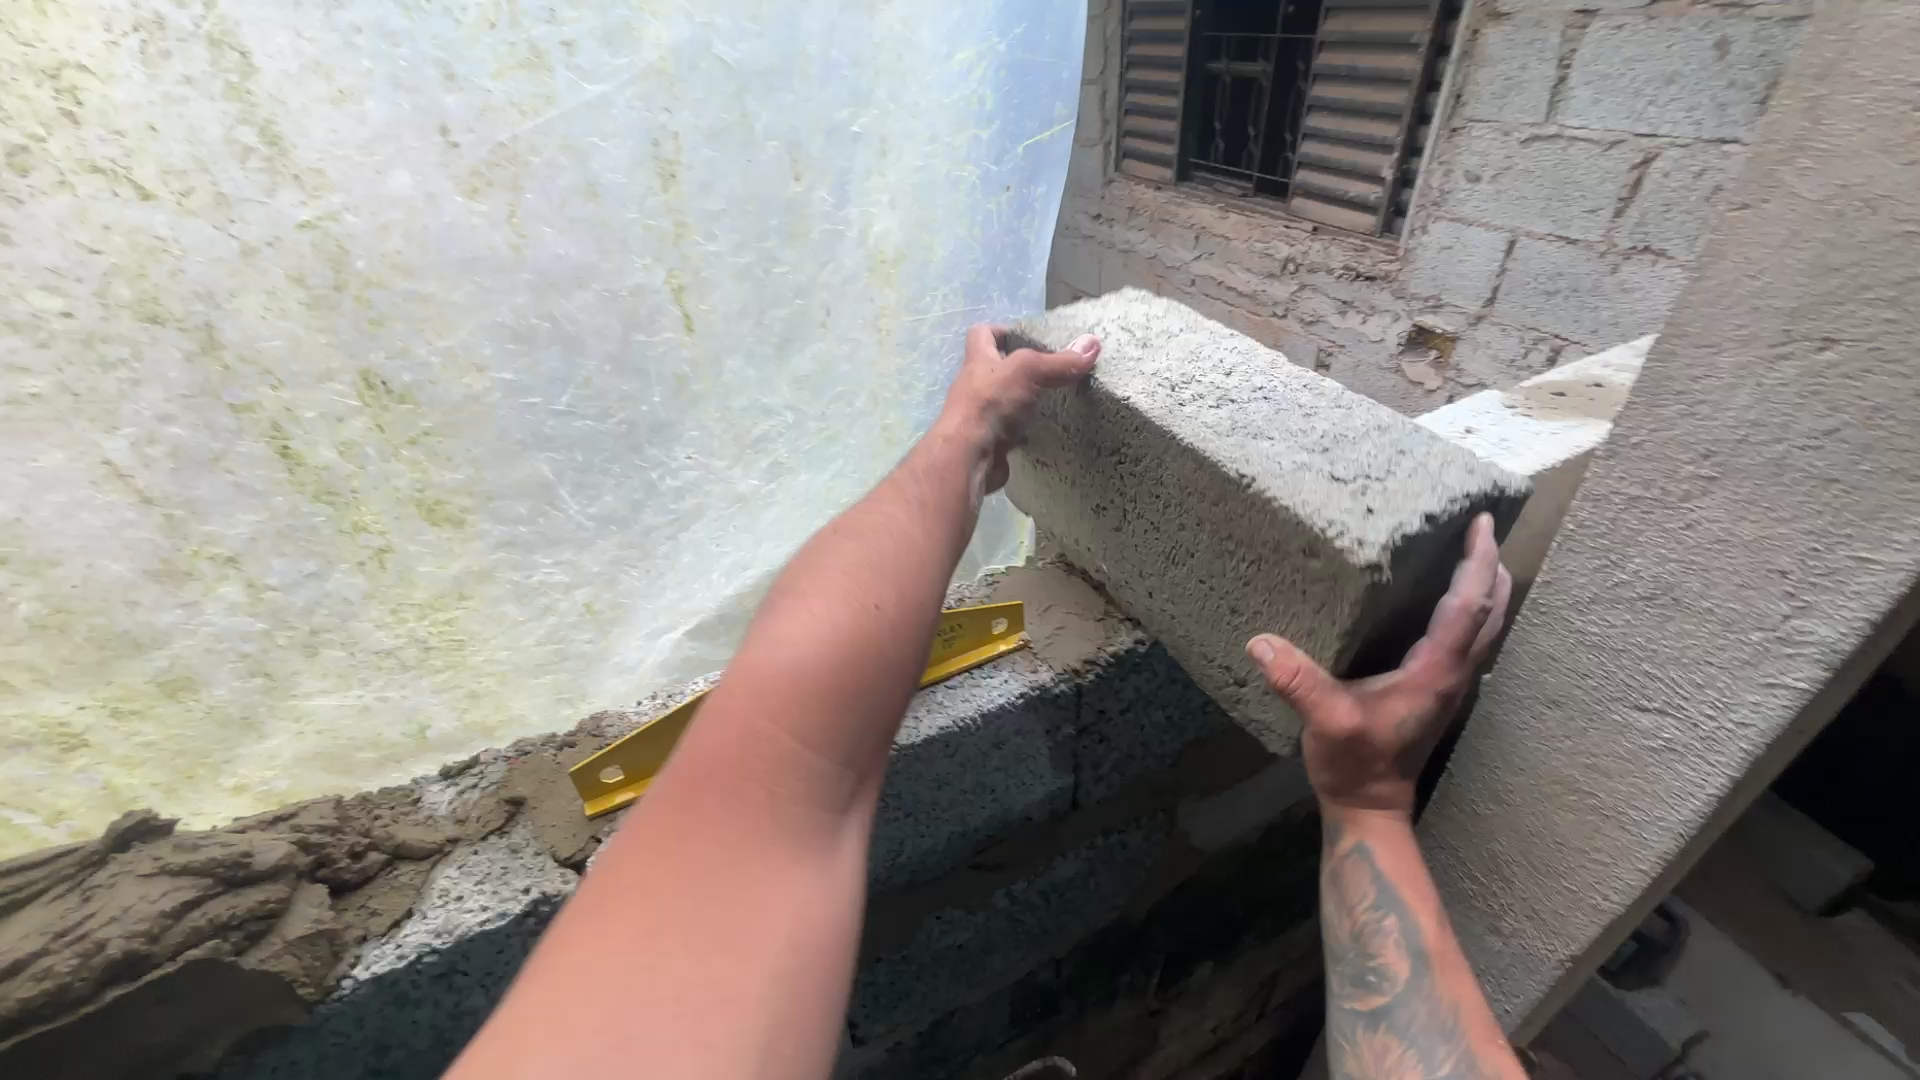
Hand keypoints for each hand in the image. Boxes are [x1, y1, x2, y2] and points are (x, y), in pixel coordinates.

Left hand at [938, 324, 1099, 492]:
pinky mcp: (990, 442)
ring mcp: (981, 416)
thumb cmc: (990, 403)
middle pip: (996, 370)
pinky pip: (1010, 432)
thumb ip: (1059, 361)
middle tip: (1052, 371)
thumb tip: (1093, 343)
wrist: (968, 457)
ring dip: (1025, 401)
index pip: (981, 334)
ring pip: (1004, 402)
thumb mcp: (1028, 371)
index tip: (1027, 337)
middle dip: (1021, 369)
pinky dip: (1026, 431)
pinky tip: (1045, 431)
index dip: (1001, 330)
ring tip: (1055, 399)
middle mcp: (975, 386)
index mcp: (978, 360)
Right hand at [1245, 513, 1512, 817]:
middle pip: (1490, 612)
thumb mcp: (1325, 721)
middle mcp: (1453, 674)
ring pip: (1484, 628)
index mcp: (1437, 671)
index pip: (1470, 606)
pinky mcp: (1434, 692)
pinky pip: (1466, 640)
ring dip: (1485, 590)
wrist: (1369, 805)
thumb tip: (1260, 642)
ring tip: (1471, 556)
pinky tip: (1443, 603)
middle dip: (1490, 568)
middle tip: (1480, 529)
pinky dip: (1469, 611)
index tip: (1480, 523)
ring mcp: (1448, 685)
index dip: (1477, 562)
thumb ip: (1298, 682)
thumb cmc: (1354, 764)